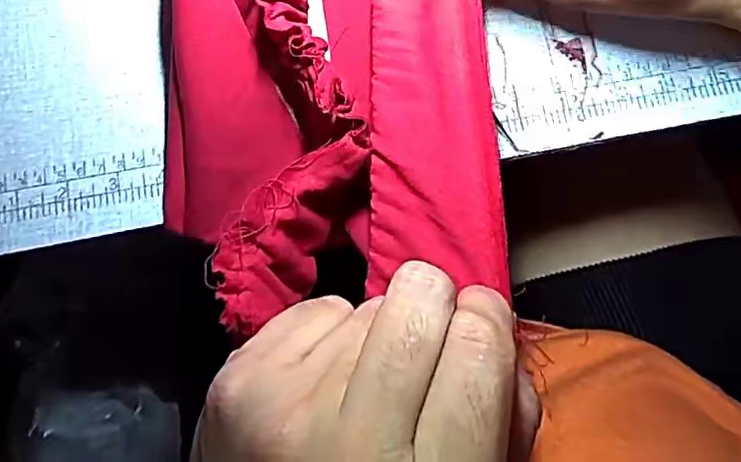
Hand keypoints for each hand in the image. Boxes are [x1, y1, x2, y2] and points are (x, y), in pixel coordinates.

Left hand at [192, 261, 535, 461]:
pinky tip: (320, 384)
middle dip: (433, 303)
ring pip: (363, 306)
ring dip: (374, 335)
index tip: (482, 319)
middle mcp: (352, 441)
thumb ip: (499, 420)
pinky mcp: (242, 377)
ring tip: (361, 387)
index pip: (476, 353)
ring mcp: (286, 402)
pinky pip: (316, 310)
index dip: (487, 322)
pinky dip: (328, 336)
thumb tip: (496, 329)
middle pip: (416, 299)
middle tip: (427, 334)